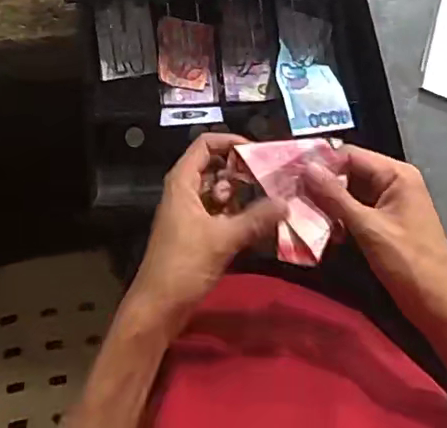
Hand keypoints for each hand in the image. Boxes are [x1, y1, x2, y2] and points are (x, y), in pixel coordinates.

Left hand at [125, 133, 285, 330]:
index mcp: (182, 180)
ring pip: (218, 190)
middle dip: (241, 171)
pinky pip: (218, 211)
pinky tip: (258, 222)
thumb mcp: (223, 239)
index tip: (258, 153)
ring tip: (271, 201)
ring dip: (241, 194)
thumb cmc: (184, 263)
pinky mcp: (195, 230)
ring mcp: (189, 209)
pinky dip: (236, 213)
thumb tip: (286, 203)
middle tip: (271, 180)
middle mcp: (185, 189)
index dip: (230, 142)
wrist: (159, 304)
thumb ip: (255, 219)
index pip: (205, 144)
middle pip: (214, 165)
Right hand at [300, 145, 446, 335]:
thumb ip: (334, 196)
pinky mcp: (383, 219)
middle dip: (320, 183)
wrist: (441, 312)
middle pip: (346, 171)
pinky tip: (319, 224)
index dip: (320, 163)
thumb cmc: (410, 266)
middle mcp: (393, 181)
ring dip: (326, 200)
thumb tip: (305, 167)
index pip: (348, 155)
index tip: (291, 174)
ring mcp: (389, 201)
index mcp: (397, 174)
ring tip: (299, 208)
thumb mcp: (368, 228)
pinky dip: (337, 214)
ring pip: (347, 189)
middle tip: (291, 192)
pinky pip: (353, 206)